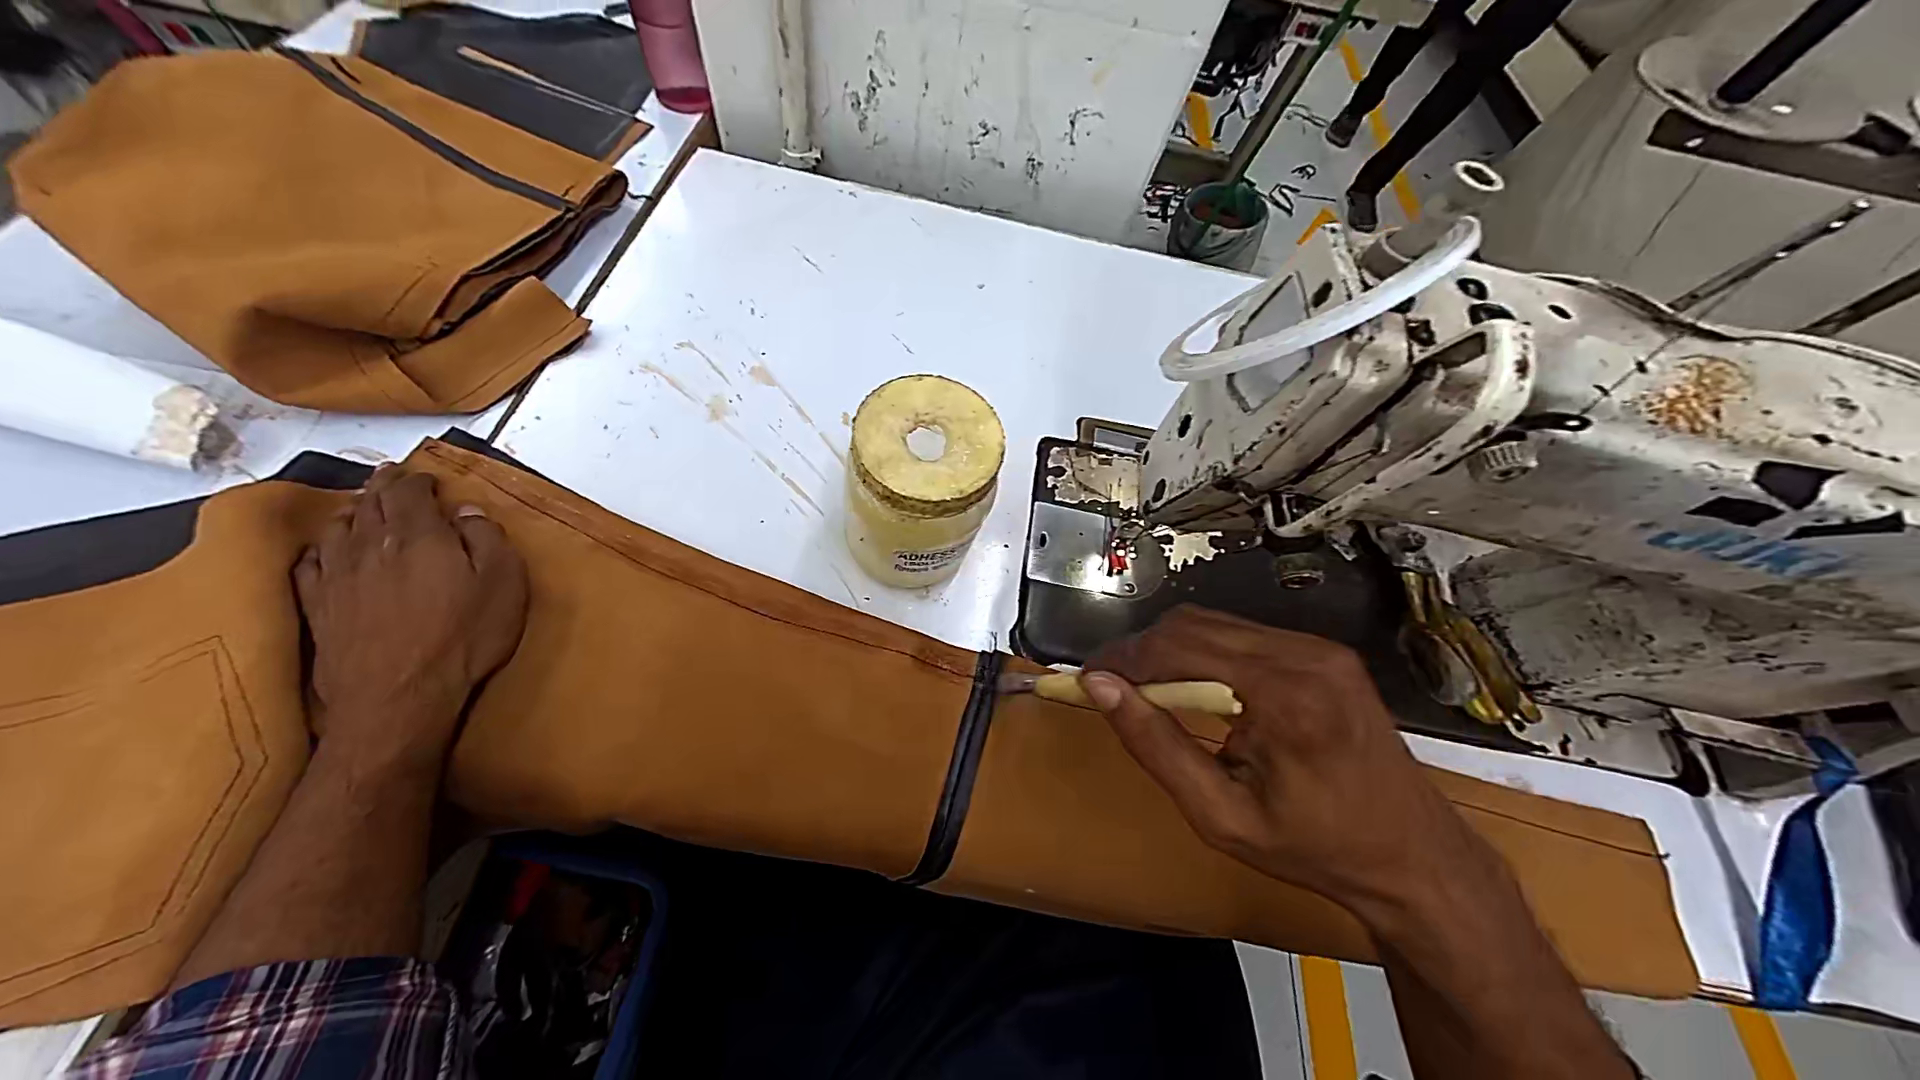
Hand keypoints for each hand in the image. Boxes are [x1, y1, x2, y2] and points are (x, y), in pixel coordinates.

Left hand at [294, 467, 527, 767]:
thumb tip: (466, 512)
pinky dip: (321, 548)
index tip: (427, 478)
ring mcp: (336, 576)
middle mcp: (370, 545)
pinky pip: (310, 563)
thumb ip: (488, 539)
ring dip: (352, 512)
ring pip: (338, 528)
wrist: (398, 695)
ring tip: (363, 510)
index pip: (408, 491)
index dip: (417, 479)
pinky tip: (327, 551)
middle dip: (382, 487)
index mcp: (418, 534)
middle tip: (391, 479)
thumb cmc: (463, 636)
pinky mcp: (317, 606)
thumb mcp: (503, 583)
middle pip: (369, 503)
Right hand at [1080, 605, 1490, 915]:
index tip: (1088, 678)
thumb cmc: (1317, 848)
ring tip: (1147, 692)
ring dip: (1169, 650)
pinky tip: (1194, 690)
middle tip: (1111, 687)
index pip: (1179, 646)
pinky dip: (1203, 654)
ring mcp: (1320, 649)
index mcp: (1287, 696)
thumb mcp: (1220, 814)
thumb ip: (1154, 745)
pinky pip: (1242, 635)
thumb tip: (1101, 689)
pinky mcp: (1323, 653)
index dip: (1124, 657)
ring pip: (1214, 623)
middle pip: (1193, 624)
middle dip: (1141, 651)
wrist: (1414, 856)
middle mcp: (1307, 656)